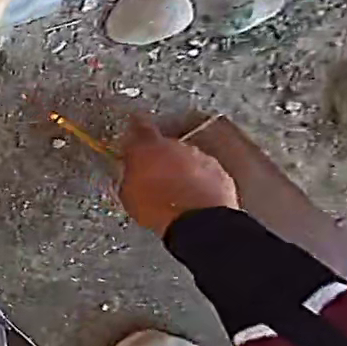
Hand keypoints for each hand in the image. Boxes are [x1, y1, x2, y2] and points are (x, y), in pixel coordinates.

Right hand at [117, 116, 239, 234]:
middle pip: (163, 145)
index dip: (135, 125)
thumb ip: (128, 174)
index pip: (139, 126)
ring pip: (185, 158)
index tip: (133, 123)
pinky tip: (190, 194)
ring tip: (171, 189)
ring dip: (178, 168)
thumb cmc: (156, 207)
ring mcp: (199, 157)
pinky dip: (197, 179)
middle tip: (150, 174)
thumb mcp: (127, 192)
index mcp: (147, 148)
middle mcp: (175, 146)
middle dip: (157, 156)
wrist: (197, 221)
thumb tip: (129, 171)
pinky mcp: (219, 171)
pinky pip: (203, 171)